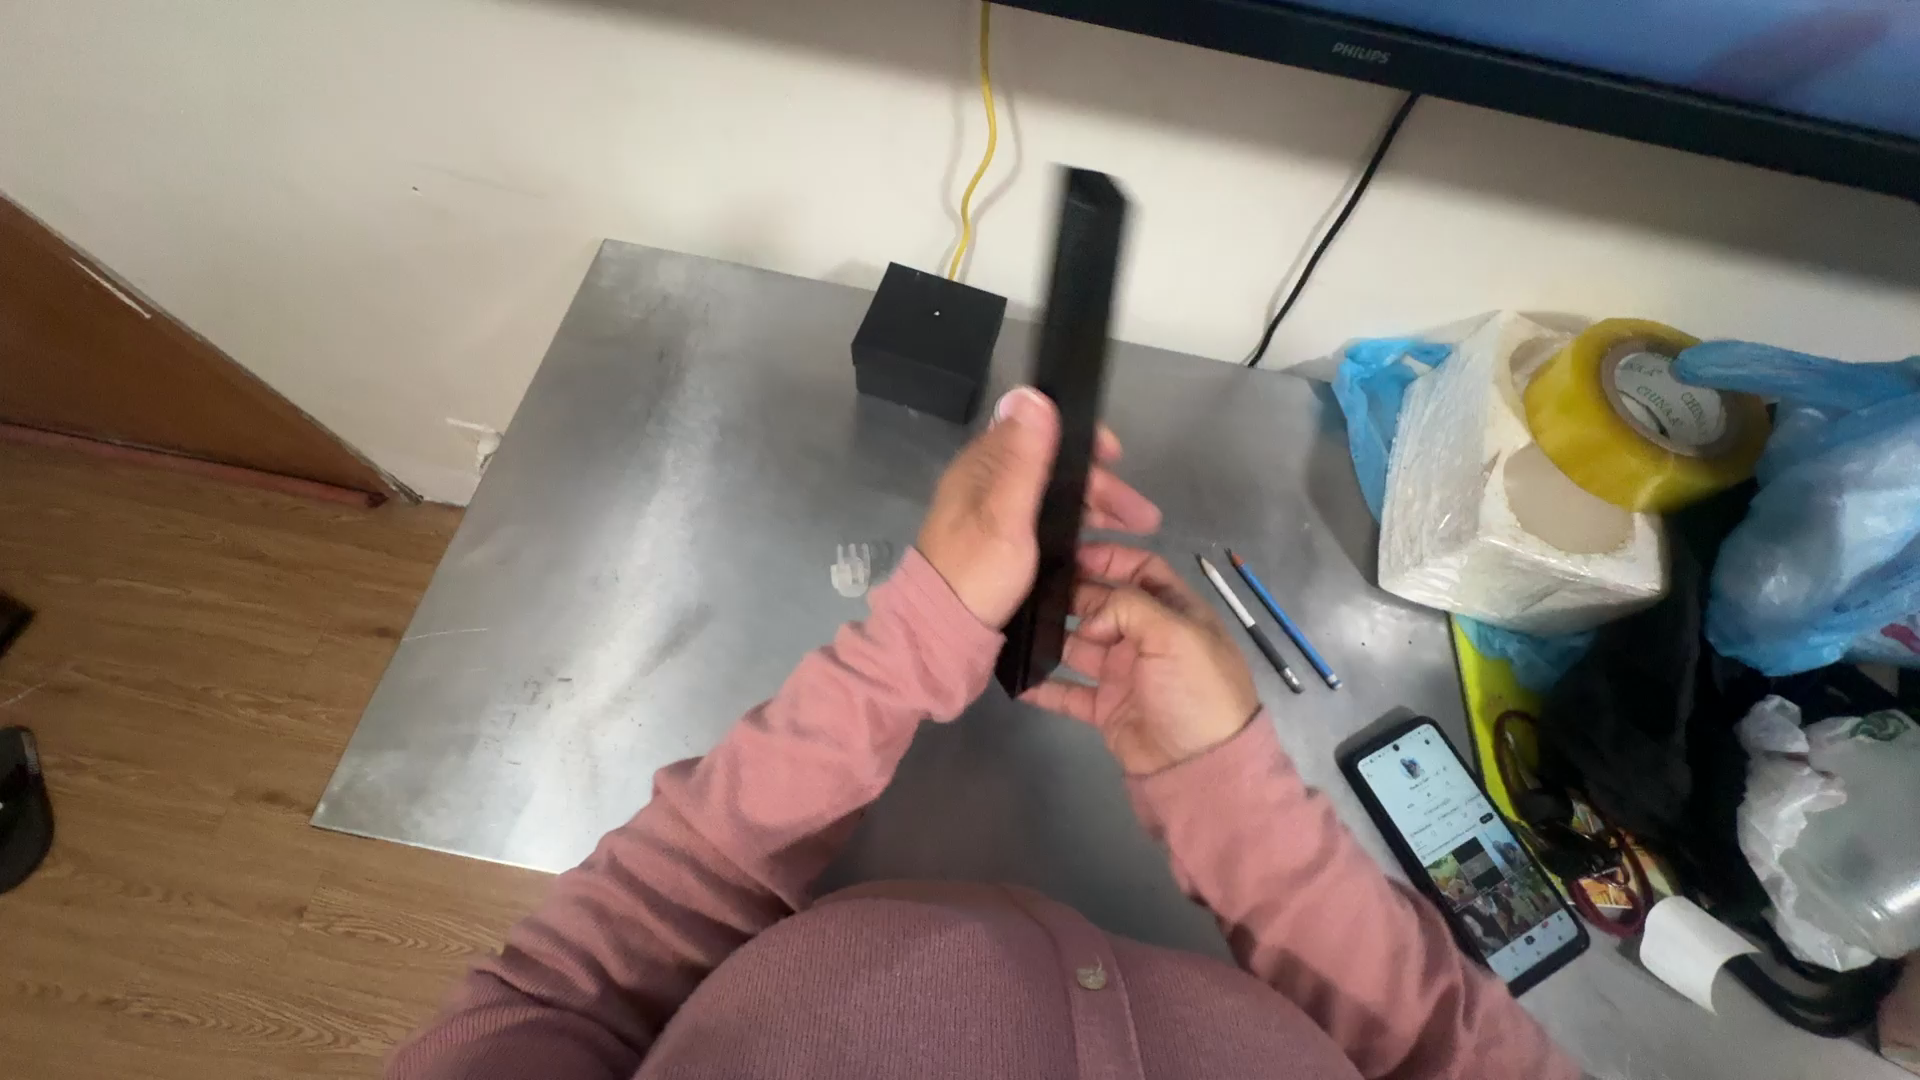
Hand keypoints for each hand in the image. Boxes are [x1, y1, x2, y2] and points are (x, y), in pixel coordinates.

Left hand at [917, 387, 1161, 627]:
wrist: (943, 633)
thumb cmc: (977, 573)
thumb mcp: (1005, 514)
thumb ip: (1023, 458)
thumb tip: (1031, 393)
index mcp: (983, 467)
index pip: (1037, 430)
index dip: (1081, 439)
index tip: (1115, 457)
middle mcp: (987, 483)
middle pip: (1052, 468)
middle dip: (1100, 486)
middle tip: (1142, 515)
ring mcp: (992, 515)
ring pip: (1053, 498)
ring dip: (1095, 509)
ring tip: (1135, 532)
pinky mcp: (1001, 544)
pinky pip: (1047, 524)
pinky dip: (1076, 530)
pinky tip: (1099, 548)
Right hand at [1023, 544, 1258, 773]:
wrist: (1201, 768)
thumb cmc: (1195, 690)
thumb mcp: (1175, 634)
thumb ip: (1129, 608)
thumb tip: (1089, 619)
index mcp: (1174, 612)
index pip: (1141, 570)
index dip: (1109, 558)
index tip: (1071, 553)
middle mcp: (1147, 637)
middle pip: (1103, 604)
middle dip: (1072, 593)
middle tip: (1033, 587)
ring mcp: (1125, 673)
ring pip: (1080, 645)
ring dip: (1052, 636)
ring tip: (1018, 624)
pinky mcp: (1107, 707)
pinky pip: (1070, 691)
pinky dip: (1045, 686)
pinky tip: (1018, 678)